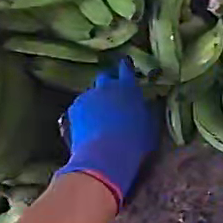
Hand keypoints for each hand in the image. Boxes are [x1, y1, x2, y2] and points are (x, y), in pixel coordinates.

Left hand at [55, 60, 156, 204]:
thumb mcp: (150, 126)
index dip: (126, 67)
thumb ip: (147, 111)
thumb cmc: (134, 142)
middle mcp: (106, 87)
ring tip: (99, 116)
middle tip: (113, 97)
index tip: (125, 66)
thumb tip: (146, 105)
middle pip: (105, 77)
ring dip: (96, 100)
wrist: (104, 156)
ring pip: (91, 93)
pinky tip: (87, 125)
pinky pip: (80, 106)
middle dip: (109, 84)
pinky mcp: (73, 110)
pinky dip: (84, 112)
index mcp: (128, 88)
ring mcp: (87, 97)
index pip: (126, 69)